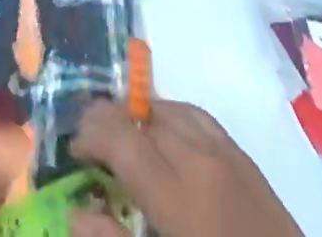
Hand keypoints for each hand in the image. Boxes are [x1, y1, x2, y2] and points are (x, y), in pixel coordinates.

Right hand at [70, 101, 302, 236]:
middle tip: (90, 143)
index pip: (123, 138)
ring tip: (123, 135)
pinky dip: (173, 115)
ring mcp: (229, 155)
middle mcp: (203, 161)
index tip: (74, 151)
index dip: (91, 134)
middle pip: (145, 116)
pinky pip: (201, 118)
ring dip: (142, 114)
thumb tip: (76, 213)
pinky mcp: (248, 161)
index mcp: (179, 196)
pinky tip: (165, 136)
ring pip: (173, 109)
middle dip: (111, 120)